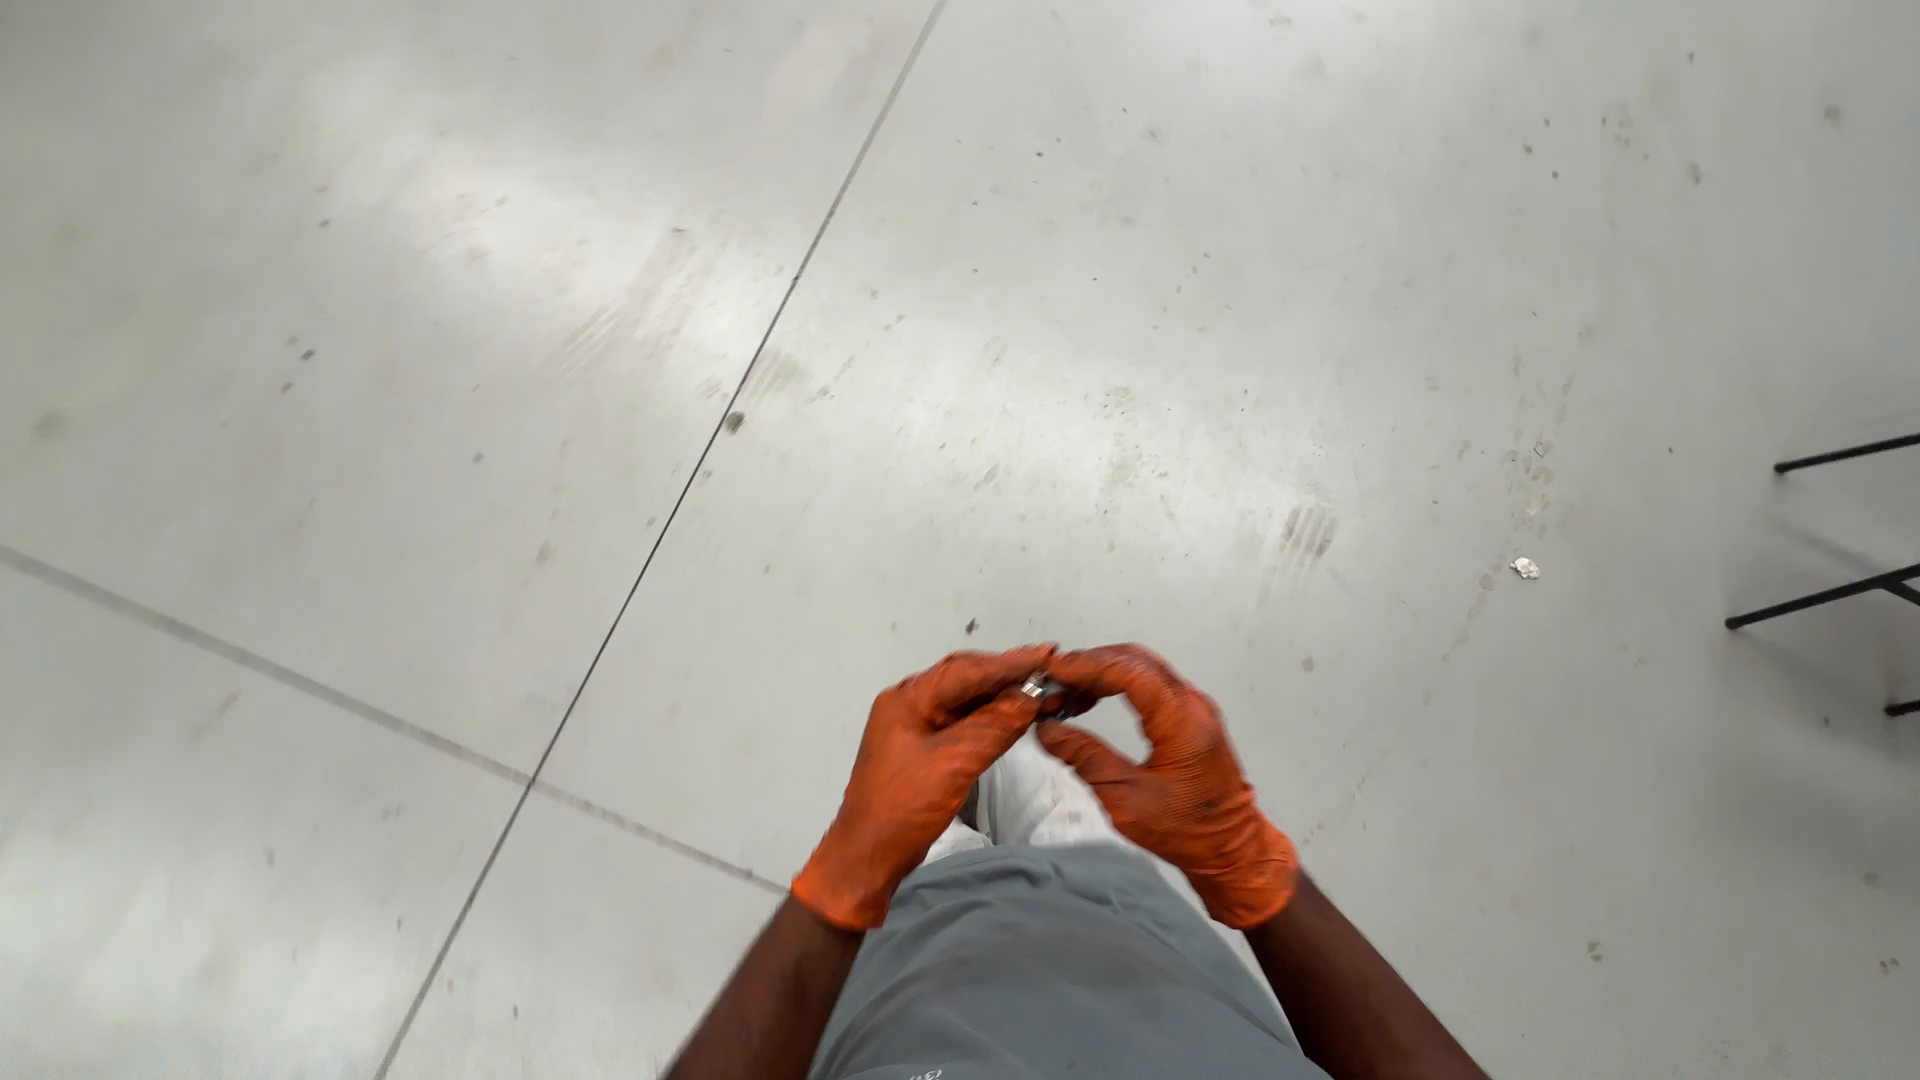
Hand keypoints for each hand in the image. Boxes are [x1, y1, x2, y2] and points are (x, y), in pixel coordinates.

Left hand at [793, 644, 1055, 929]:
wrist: (867, 857)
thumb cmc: (904, 808)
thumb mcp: (953, 764)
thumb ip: (993, 727)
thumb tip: (1030, 697)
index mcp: (908, 698)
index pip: (966, 671)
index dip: (1009, 663)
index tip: (1047, 654)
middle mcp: (910, 703)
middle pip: (964, 679)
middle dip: (1006, 674)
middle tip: (1048, 669)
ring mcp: (915, 725)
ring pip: (965, 699)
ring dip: (1000, 696)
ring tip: (1039, 688)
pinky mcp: (924, 747)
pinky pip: (962, 721)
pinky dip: (989, 717)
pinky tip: (1014, 715)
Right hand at [1036, 644, 1297, 927]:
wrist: (1232, 849)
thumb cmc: (1186, 831)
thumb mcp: (1126, 800)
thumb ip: (1085, 759)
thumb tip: (1046, 730)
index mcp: (1182, 722)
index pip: (1130, 671)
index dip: (1088, 665)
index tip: (1054, 670)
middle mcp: (1192, 704)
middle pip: (1134, 660)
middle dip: (1090, 663)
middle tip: (1052, 678)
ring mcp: (1193, 706)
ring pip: (1141, 666)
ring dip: (1101, 670)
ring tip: (1065, 690)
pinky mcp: (1188, 715)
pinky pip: (1149, 682)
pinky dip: (1116, 681)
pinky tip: (1090, 698)